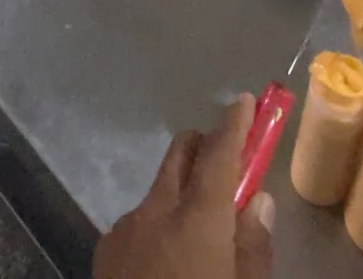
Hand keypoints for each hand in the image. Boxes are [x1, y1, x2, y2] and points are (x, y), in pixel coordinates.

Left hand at [93, 94, 275, 278]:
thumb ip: (254, 247)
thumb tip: (258, 201)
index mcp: (196, 219)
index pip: (220, 152)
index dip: (235, 123)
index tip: (246, 100)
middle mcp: (155, 211)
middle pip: (180, 153)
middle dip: (205, 145)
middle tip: (229, 162)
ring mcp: (123, 232)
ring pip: (158, 189)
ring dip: (181, 190)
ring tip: (200, 232)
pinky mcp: (104, 255)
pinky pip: (139, 221)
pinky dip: (159, 222)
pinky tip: (169, 263)